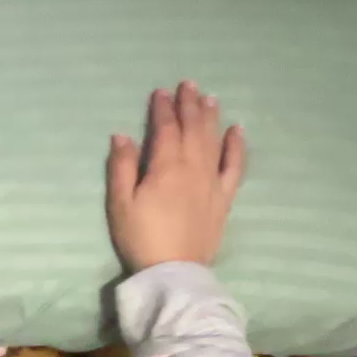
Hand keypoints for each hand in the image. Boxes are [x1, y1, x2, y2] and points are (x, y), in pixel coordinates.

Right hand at [105, 81, 247, 270]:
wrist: (174, 270)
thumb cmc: (140, 237)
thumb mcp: (120, 204)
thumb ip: (121, 167)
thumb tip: (122, 135)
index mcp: (166, 166)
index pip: (165, 129)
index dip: (162, 109)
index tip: (159, 92)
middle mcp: (193, 167)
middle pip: (193, 128)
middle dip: (189, 105)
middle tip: (187, 85)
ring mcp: (212, 181)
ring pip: (214, 140)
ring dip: (210, 117)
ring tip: (208, 98)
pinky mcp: (224, 197)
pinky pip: (235, 166)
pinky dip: (236, 146)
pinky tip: (236, 131)